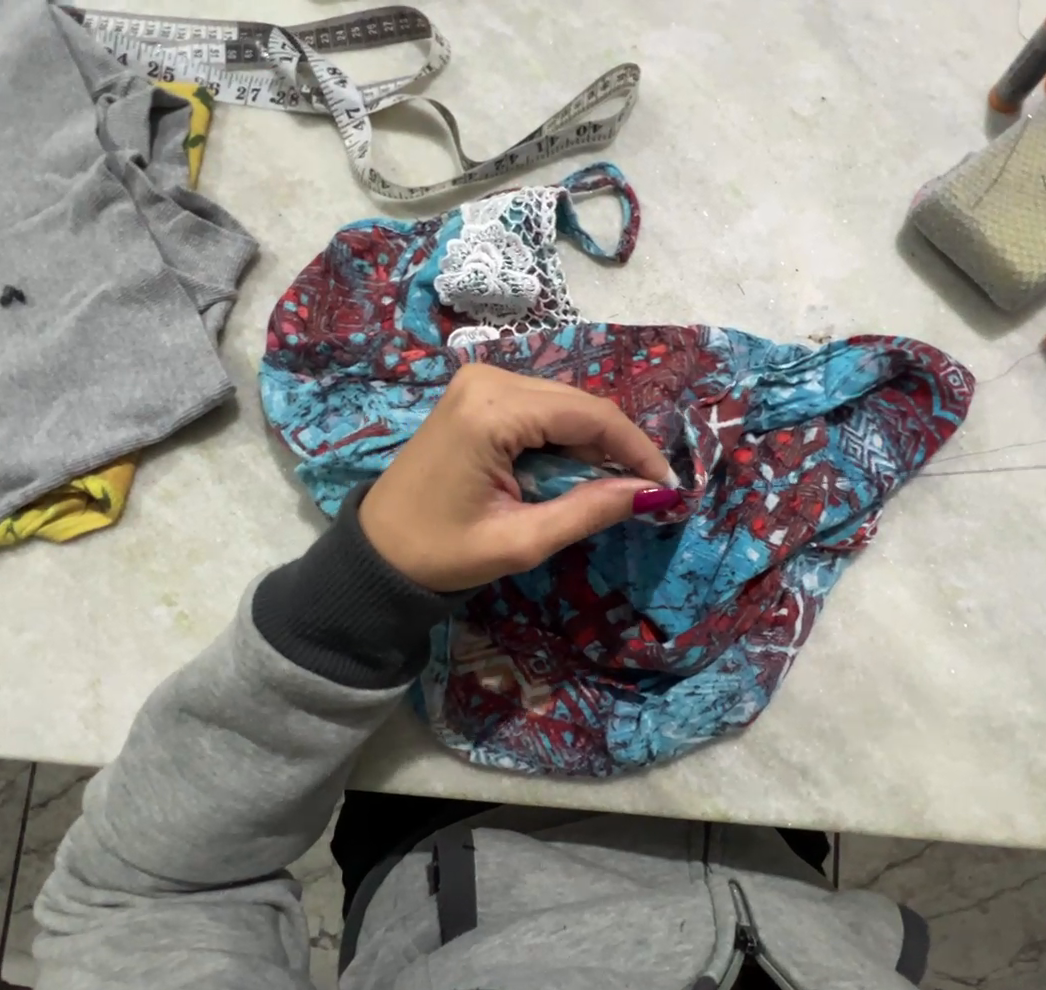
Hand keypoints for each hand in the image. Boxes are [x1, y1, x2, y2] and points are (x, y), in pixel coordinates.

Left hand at [359, 365, 679, 591]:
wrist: (377, 552)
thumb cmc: (441, 554)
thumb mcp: (520, 540)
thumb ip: (588, 510)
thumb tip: (653, 493)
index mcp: (492, 410)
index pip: (588, 416)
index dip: (636, 449)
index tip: (669, 485)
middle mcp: (488, 380)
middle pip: (578, 404)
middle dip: (617, 446)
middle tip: (647, 491)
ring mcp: (478, 383)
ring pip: (562, 405)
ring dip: (592, 444)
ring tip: (616, 487)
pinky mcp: (475, 396)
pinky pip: (539, 409)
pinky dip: (564, 440)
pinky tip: (577, 472)